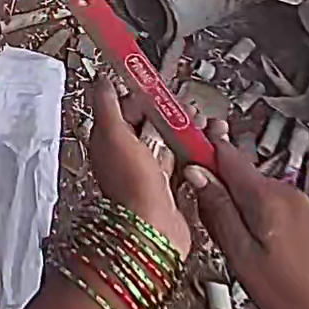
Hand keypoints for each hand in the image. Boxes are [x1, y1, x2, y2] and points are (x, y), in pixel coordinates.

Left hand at [86, 75, 191, 259]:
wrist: (153, 229)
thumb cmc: (131, 184)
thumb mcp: (114, 134)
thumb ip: (107, 104)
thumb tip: (101, 78)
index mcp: (109, 140)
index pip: (124, 108)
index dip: (142, 96)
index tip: (160, 88)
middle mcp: (127, 155)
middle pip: (149, 124)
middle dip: (169, 113)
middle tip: (188, 106)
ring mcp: (149, 171)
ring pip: (168, 141)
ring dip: (185, 130)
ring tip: (203, 122)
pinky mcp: (169, 187)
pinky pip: (183, 161)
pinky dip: (195, 151)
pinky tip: (207, 144)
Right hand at [183, 120, 308, 308]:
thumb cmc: (296, 299)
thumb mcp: (241, 256)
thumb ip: (217, 210)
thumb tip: (196, 174)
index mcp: (265, 195)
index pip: (224, 151)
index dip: (199, 143)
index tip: (180, 142)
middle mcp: (284, 191)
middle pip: (236, 169)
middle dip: (213, 180)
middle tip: (199, 209)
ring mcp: (297, 203)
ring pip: (250, 187)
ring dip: (231, 200)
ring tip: (224, 237)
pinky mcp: (305, 218)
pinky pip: (267, 202)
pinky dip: (250, 212)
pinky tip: (249, 241)